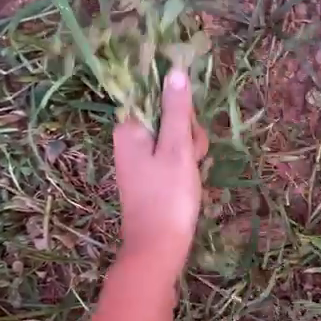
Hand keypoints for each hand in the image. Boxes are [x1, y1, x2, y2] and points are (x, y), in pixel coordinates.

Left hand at [112, 68, 206, 271]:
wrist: (158, 249)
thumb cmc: (167, 198)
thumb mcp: (177, 149)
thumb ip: (177, 110)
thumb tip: (176, 71)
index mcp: (129, 129)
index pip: (160, 99)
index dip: (182, 113)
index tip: (187, 134)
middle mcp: (129, 141)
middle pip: (169, 119)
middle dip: (189, 137)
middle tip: (191, 159)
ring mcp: (139, 162)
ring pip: (175, 141)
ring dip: (191, 155)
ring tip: (191, 177)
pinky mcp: (149, 179)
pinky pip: (172, 161)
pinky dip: (185, 170)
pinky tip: (189, 185)